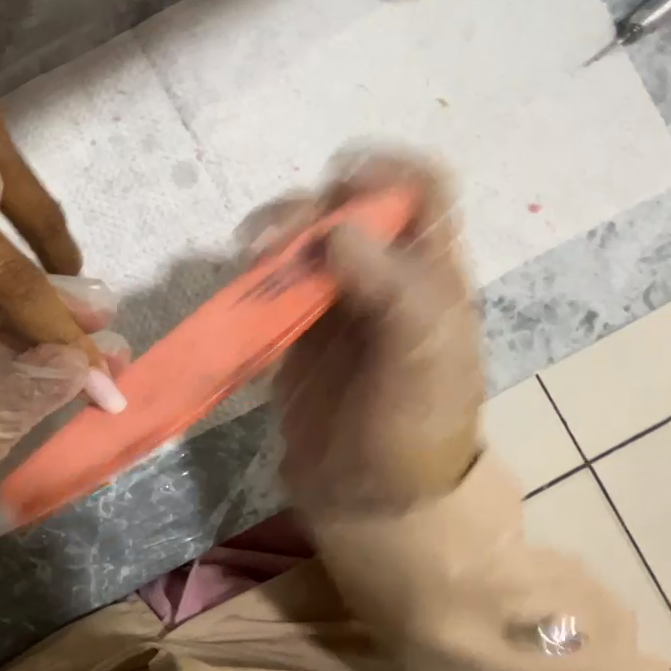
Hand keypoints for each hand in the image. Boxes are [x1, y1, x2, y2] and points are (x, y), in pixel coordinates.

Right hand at [268, 154, 484, 516]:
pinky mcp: (292, 330)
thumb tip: (341, 231)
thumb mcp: (424, 361)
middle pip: (348, 208)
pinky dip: (251, 275)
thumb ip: (395, 290)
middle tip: (274, 242)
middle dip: (310, 210)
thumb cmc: (411, 430)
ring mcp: (334, 303)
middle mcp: (383, 276)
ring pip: (302, 241)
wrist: (369, 499)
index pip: (423, 190)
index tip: (337, 182)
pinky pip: (270, 284)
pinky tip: (239, 286)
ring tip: (249, 259)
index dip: (385, 171)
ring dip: (274, 236)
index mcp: (431, 275)